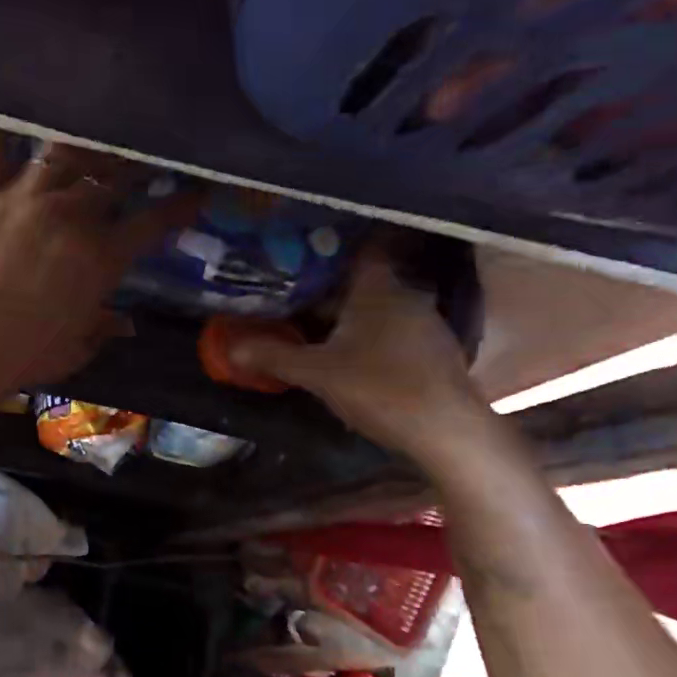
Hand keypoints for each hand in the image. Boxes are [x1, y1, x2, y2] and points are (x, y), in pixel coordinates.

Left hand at [0, 127, 200, 431]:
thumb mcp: (78, 348)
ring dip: (84, 145)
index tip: (196, 193)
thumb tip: (125, 324)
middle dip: (136, 165)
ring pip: (63, 154)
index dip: (179, 206)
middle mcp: (71, 217)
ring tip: (93, 138)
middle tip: (145, 158)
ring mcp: (26, 199)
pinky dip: (2, 127)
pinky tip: (10, 112)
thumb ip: (104, 328)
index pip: (152, 222)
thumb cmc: (27, 354)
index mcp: (102, 257)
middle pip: (113, 178)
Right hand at [227, 249, 487, 459]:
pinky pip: (402, 334)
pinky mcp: (440, 351)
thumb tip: (231, 346)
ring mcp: (429, 322)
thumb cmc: (379, 387)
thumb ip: (275, 356)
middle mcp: (407, 294)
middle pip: (367, 282)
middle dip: (338, 292)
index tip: (306, 256)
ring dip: (361, 319)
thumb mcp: (319, 374)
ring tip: (330, 333)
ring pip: (385, 310)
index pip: (359, 248)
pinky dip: (382, 340)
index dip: (332, 249)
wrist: (446, 428)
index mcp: (378, 286)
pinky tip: (367, 361)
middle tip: (305, 302)